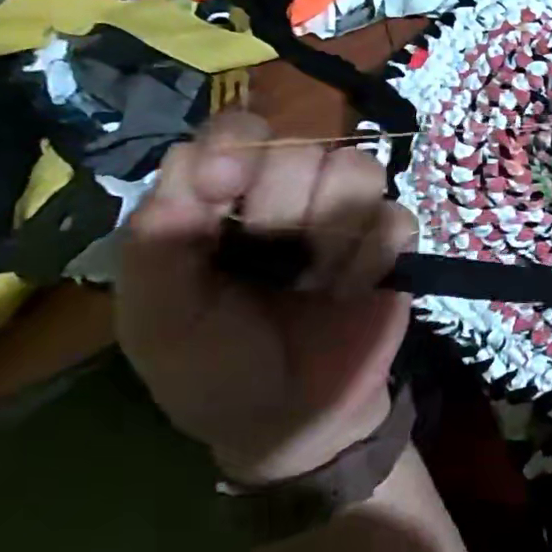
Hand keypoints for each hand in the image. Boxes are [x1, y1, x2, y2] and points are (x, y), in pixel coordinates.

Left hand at [117, 112, 417, 484]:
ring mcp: (346, 215)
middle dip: (282, 202)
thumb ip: (154, 249)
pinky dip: (373, 255)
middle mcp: (286, 194)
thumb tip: (187, 173)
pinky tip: (350, 292)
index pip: (233, 131)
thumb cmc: (213, 369)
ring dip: (332, 227)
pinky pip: (396, 216)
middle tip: (269, 254)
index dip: (233, 145)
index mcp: (222, 200)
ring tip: (315, 281)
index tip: (220, 186)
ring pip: (357, 169)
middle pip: (300, 146)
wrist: (293, 420)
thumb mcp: (158, 323)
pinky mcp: (393, 242)